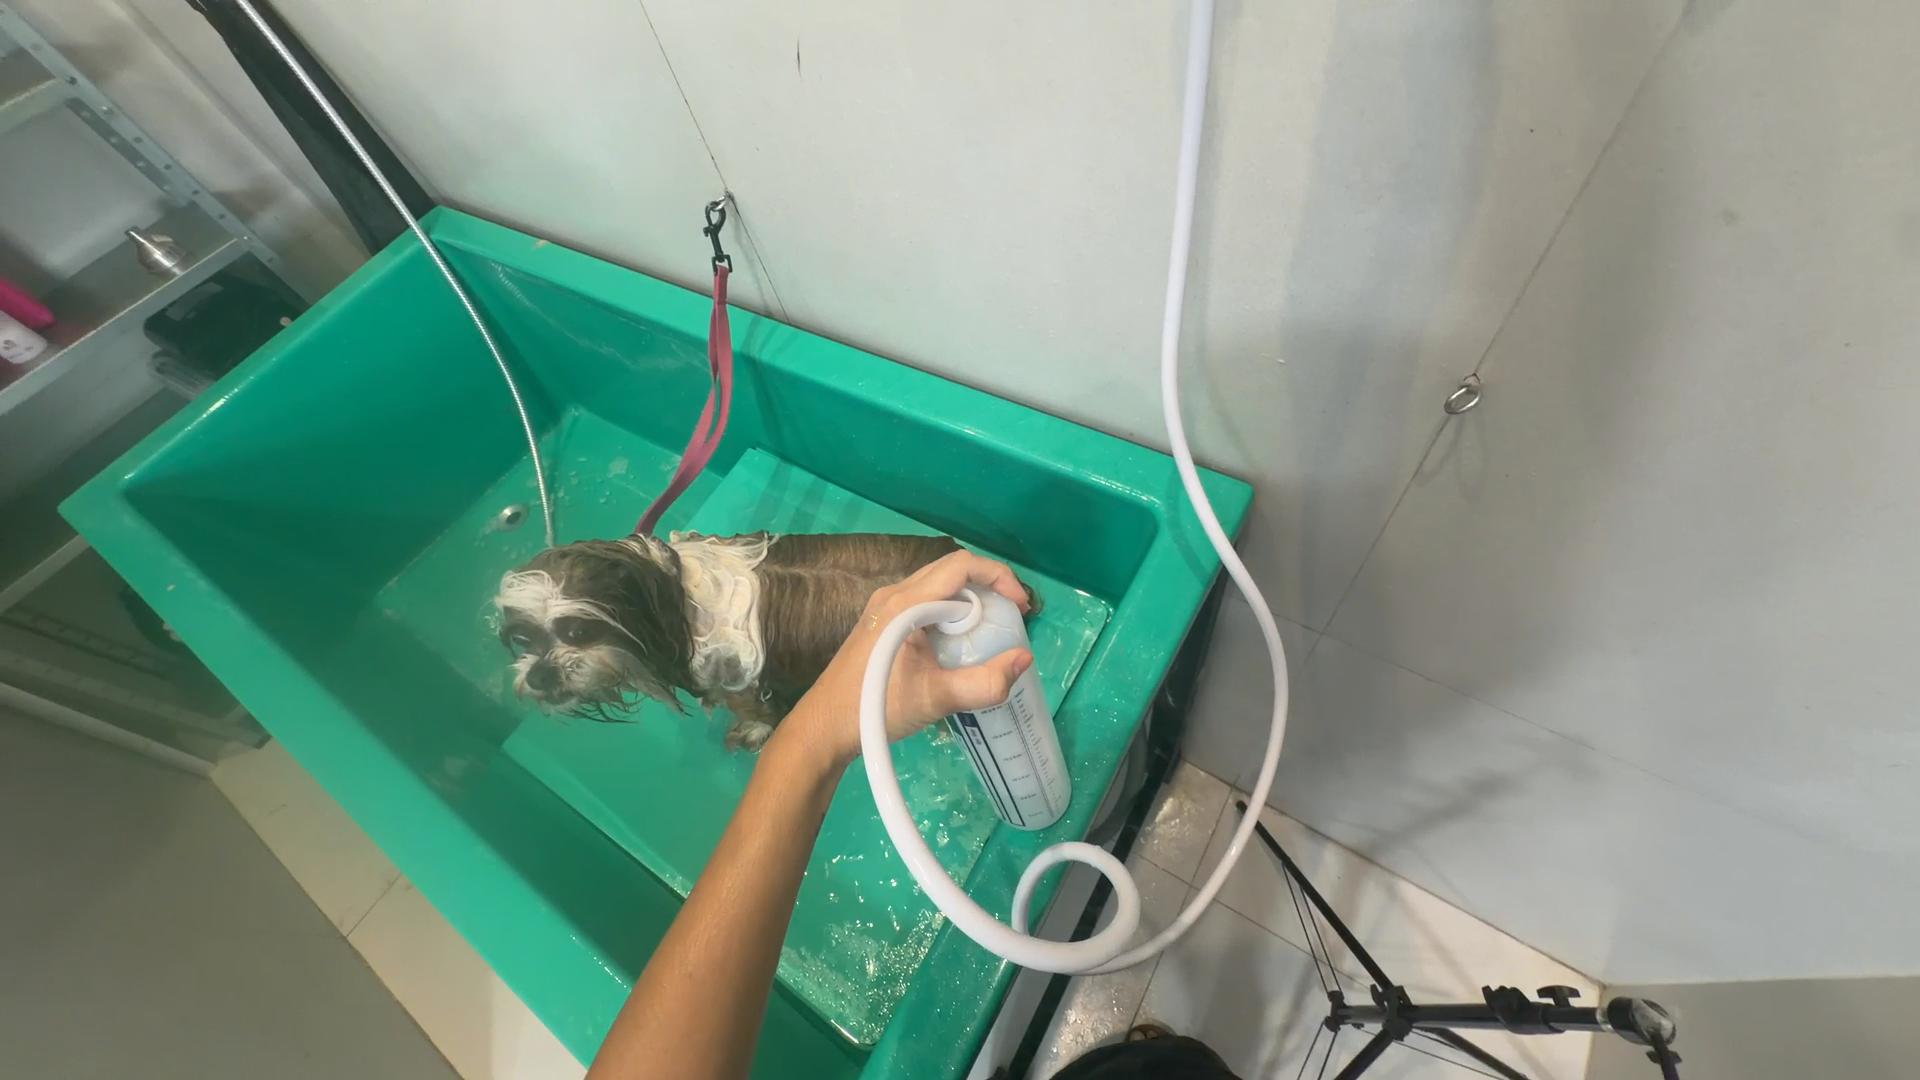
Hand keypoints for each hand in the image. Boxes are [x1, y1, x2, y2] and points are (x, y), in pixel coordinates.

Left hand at [782, 550, 1034, 769]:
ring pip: (938, 583)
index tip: (1020, 606)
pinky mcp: (883, 620)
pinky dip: (952, 608)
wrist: (825, 727)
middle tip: (1011, 616)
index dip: (997, 575)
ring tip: (990, 627)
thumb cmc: (876, 709)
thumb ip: (983, 682)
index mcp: (906, 603)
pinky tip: (959, 640)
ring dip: (970, 597)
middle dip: (988, 584)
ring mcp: (885, 605)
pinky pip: (926, 598)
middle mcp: (894, 594)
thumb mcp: (937, 699)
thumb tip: (1024, 659)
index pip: (961, 566)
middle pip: (951, 568)